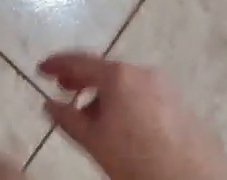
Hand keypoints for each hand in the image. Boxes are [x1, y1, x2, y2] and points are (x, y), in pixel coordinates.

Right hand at [38, 52, 226, 179]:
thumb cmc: (139, 164)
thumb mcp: (95, 143)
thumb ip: (67, 118)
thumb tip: (49, 104)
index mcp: (119, 76)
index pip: (79, 61)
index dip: (57, 64)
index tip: (40, 69)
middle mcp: (144, 74)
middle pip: (106, 71)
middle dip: (82, 79)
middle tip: (63, 89)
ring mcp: (168, 90)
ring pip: (128, 85)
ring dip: (107, 95)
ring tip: (94, 118)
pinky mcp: (185, 109)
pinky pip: (147, 98)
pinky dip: (129, 105)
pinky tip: (125, 129)